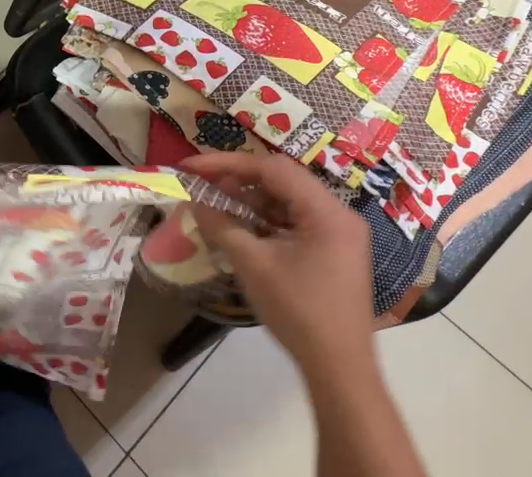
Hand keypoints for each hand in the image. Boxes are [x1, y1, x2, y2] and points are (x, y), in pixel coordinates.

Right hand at [179, 152, 374, 376]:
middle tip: (202, 186)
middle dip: (237, 180)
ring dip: (250, 199)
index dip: (226, 163)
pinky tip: (242, 228)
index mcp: (327, 213)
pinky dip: (266, 218)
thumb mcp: (251, 263)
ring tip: (217, 208)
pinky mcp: (335, 250)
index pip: (272, 168)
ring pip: (288, 199)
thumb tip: (192, 197)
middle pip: (282, 180)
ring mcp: (340, 234)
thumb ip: (220, 223)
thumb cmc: (297, 310)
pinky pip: (295, 220)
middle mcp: (339, 215)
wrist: (339, 368)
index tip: (191, 167)